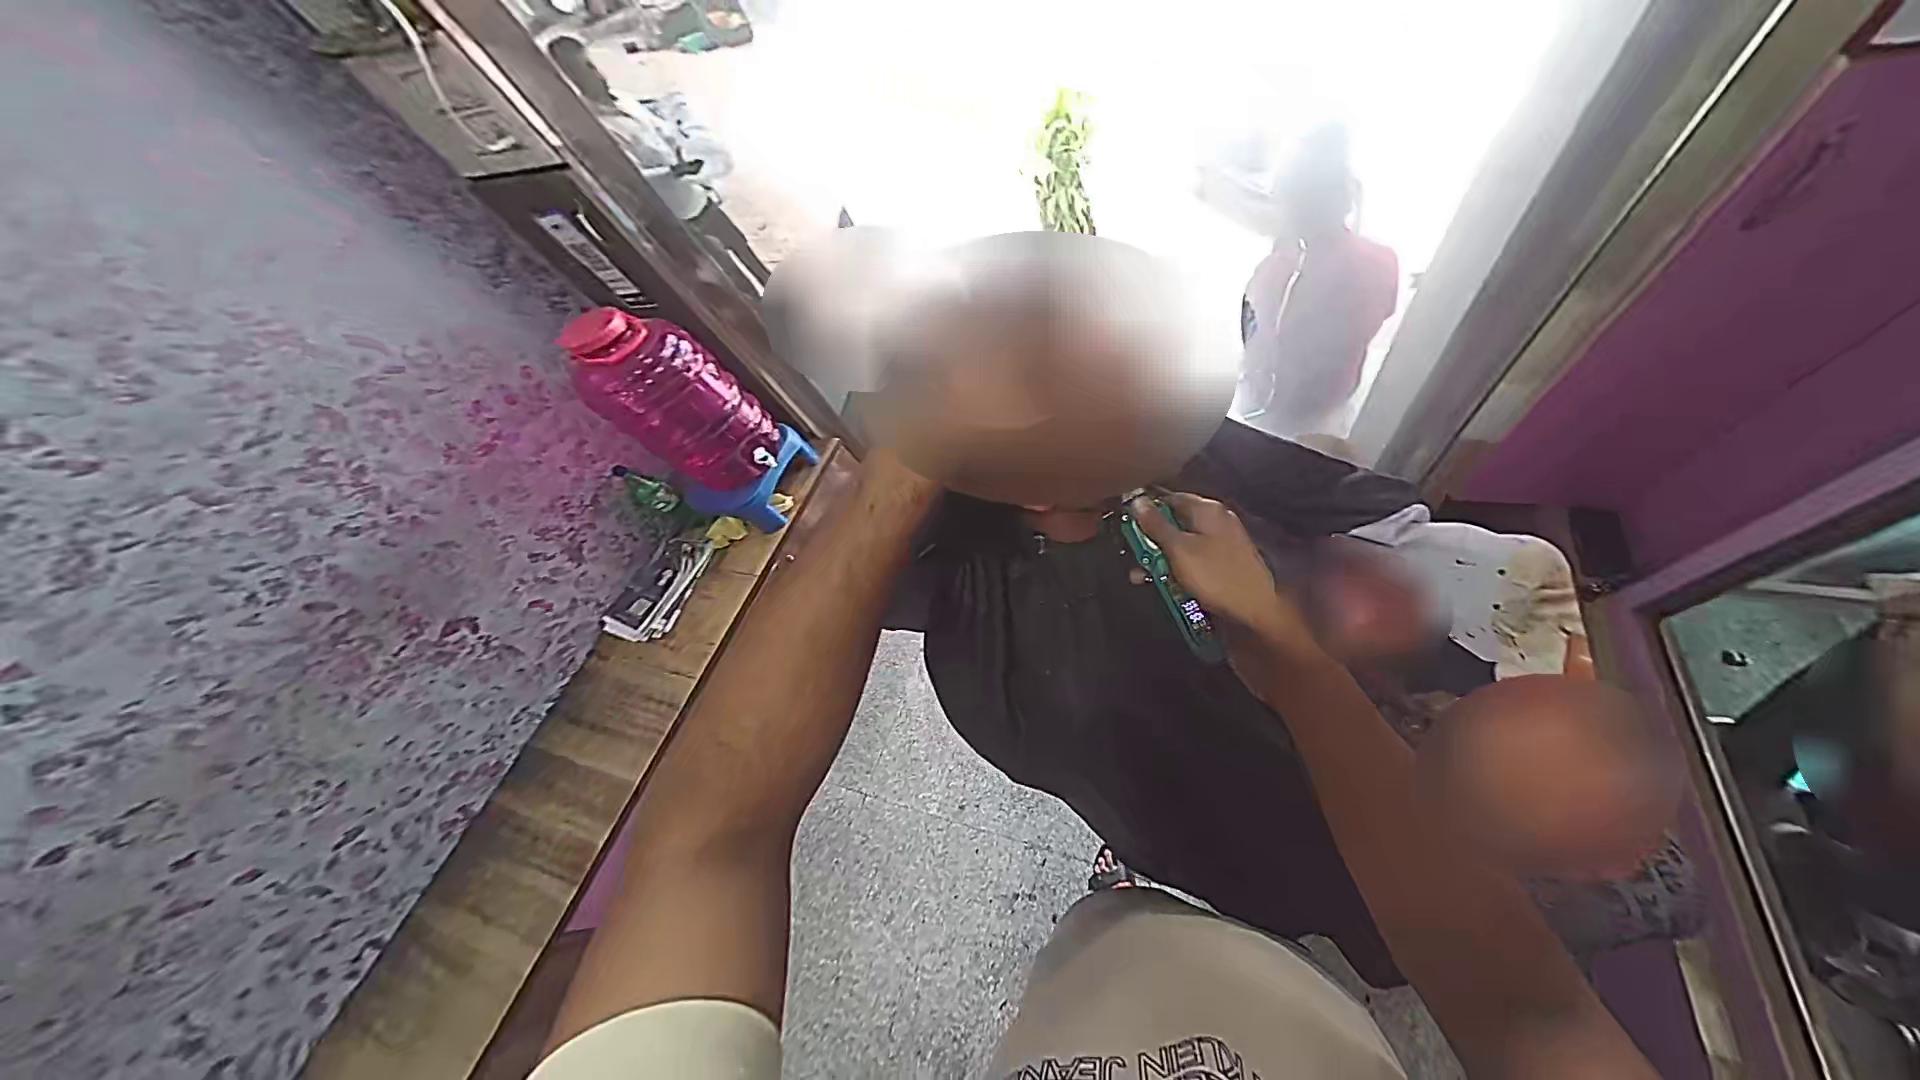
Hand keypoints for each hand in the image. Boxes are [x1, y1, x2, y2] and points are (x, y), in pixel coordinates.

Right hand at [1129, 492, 1325, 667]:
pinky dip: (1176, 568)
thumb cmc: (1215, 576)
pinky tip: (1165, 583)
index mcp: (1206, 510)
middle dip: (1149, 539)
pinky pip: (1191, 558)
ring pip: (1180, 543)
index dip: (1144, 508)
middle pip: (1173, 521)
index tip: (1124, 523)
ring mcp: (1221, 542)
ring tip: (1142, 576)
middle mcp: (1215, 520)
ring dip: (1159, 558)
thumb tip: (1137, 500)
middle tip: (1133, 556)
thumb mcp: (1178, 549)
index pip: (1168, 496)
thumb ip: (1155, 524)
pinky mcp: (1222, 562)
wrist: (1257, 610)